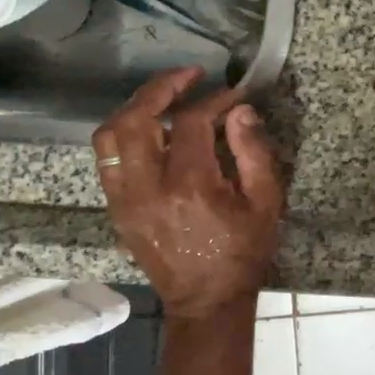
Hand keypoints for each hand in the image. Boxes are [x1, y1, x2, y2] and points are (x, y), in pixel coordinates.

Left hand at [93, 67, 284, 320]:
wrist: (206, 298)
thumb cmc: (244, 249)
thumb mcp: (266, 200)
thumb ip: (254, 151)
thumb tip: (240, 112)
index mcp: (190, 185)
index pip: (192, 123)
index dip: (214, 100)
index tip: (235, 93)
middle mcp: (147, 188)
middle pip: (134, 120)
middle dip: (161, 89)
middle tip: (189, 76)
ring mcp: (124, 198)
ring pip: (109, 137)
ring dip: (136, 108)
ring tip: (165, 96)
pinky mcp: (117, 207)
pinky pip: (108, 158)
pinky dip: (127, 133)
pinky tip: (154, 128)